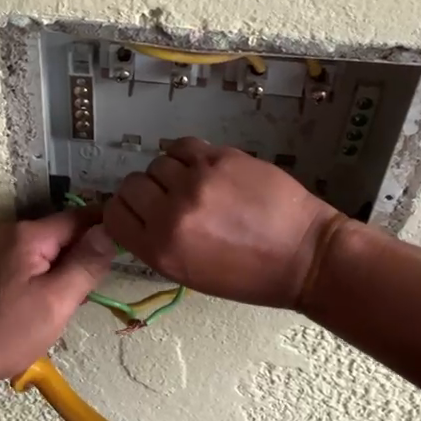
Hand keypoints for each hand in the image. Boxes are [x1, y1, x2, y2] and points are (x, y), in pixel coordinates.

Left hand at [0, 209, 117, 384]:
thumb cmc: (6, 333)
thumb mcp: (57, 301)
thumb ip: (86, 263)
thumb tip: (107, 230)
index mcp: (25, 235)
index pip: (77, 219)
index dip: (102, 230)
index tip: (122, 246)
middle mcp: (0, 234)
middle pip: (53, 236)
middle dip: (74, 258)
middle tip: (82, 295)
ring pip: (31, 253)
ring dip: (51, 271)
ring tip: (53, 309)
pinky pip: (10, 265)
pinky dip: (27, 279)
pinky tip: (24, 310)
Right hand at [104, 137, 347, 309]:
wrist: (305, 256)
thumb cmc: (251, 275)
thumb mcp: (189, 273)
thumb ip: (157, 243)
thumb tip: (138, 214)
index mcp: (160, 251)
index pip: (115, 214)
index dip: (125, 210)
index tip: (140, 211)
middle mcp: (171, 215)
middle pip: (132, 185)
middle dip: (147, 191)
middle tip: (171, 199)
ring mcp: (196, 183)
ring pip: (158, 162)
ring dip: (171, 173)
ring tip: (196, 185)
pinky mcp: (220, 159)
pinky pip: (183, 145)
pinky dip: (188, 154)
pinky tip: (203, 168)